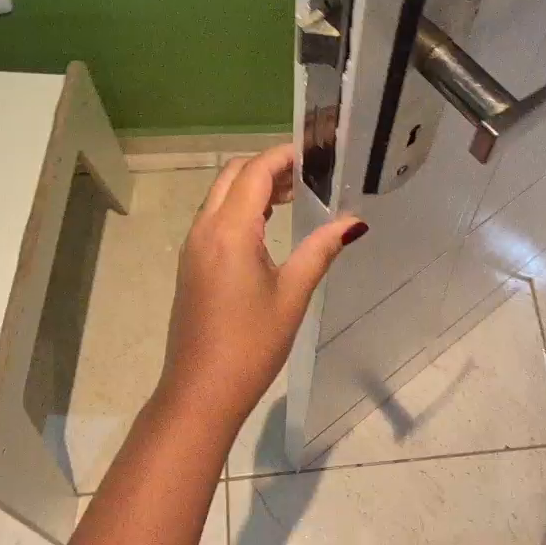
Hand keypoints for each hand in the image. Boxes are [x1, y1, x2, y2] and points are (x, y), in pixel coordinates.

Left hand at [158, 145, 366, 424]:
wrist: (200, 391)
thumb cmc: (251, 344)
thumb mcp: (293, 295)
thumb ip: (321, 250)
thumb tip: (354, 222)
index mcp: (230, 231)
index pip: (255, 172)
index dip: (284, 156)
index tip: (317, 153)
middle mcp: (204, 229)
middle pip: (232, 175)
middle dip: (268, 166)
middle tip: (308, 173)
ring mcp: (193, 247)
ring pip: (220, 196)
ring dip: (253, 187)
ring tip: (295, 195)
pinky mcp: (191, 264)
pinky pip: (214, 218)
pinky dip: (240, 208)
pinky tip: (268, 226)